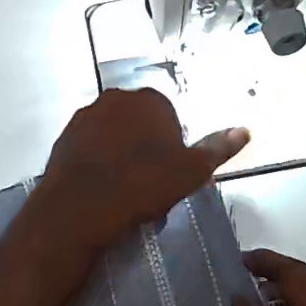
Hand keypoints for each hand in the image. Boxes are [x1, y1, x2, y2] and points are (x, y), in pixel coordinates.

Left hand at [31, 89, 247, 253]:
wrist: (82, 206)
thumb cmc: (142, 185)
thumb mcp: (190, 171)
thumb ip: (216, 149)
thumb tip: (244, 131)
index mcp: (147, 100)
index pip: (168, 116)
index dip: (171, 145)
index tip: (170, 171)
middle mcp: (113, 100)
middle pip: (136, 122)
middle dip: (144, 145)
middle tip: (148, 181)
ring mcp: (83, 118)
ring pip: (109, 134)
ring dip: (117, 152)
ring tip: (122, 187)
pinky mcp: (62, 139)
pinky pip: (87, 149)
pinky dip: (94, 162)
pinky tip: (100, 187)